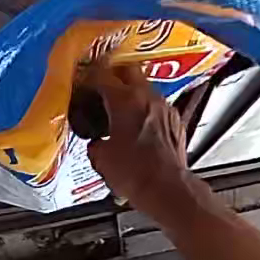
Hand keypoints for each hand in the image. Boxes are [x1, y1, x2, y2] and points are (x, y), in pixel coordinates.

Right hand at [83, 64, 200, 216]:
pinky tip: (140, 127)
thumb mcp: (102, 159)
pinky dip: (147, 112)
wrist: (166, 189)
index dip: (89, 78)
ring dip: (133, 94)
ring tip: (121, 109)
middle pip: (129, 71)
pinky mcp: (176, 122)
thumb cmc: (133, 173)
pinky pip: (158, 108)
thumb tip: (96, 144)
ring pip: (146, 88)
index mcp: (125, 100)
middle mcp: (147, 97)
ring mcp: (165, 108)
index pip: (102, 76)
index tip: (83, 83)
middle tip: (103, 87)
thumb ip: (95, 144)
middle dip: (115, 76)